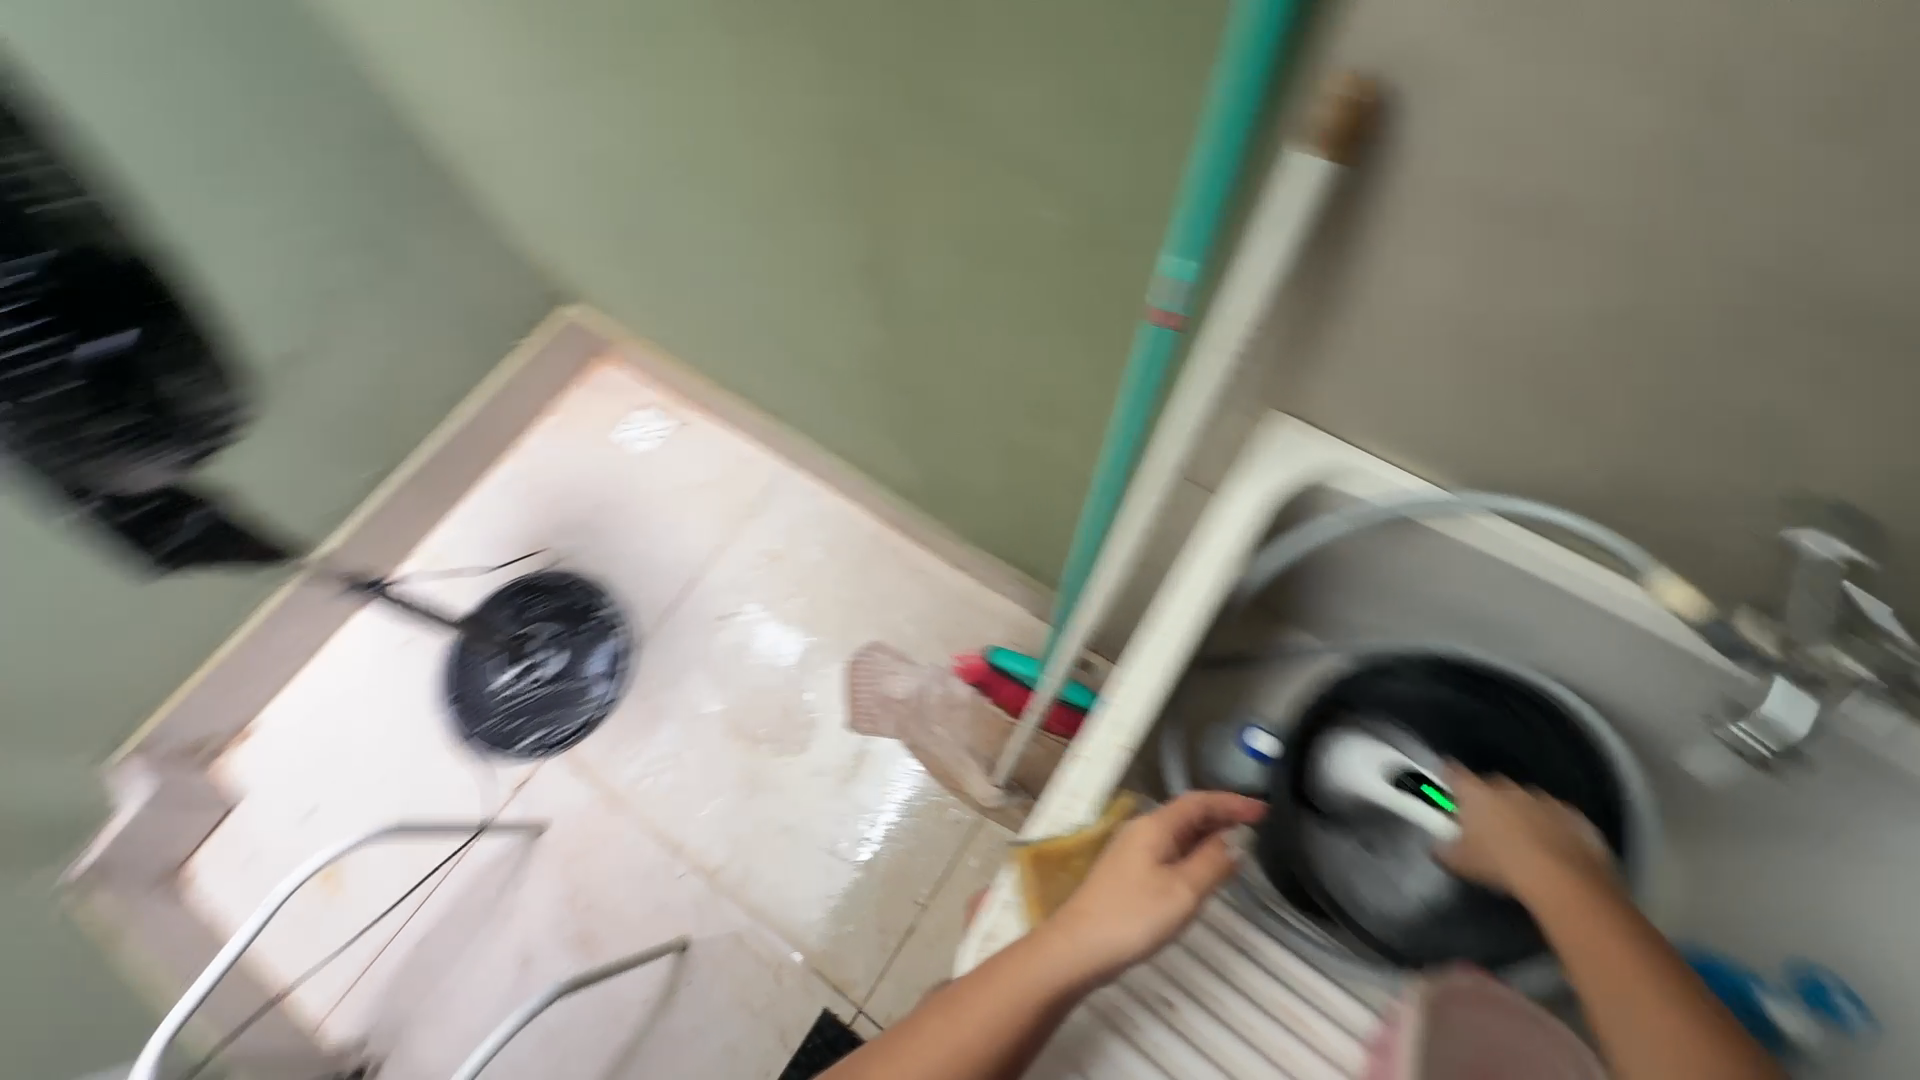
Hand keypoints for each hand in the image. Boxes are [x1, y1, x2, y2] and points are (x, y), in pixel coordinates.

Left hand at [1045, 792, 1265, 983]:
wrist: (1079, 946)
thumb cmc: (1133, 916)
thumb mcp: (1182, 891)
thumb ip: (1212, 863)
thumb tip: (1235, 841)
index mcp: (1154, 826)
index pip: (1198, 801)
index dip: (1231, 802)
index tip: (1264, 810)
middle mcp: (1141, 830)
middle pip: (1187, 813)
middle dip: (1222, 816)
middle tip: (1258, 827)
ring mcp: (1132, 851)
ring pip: (1178, 833)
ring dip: (1208, 835)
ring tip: (1239, 845)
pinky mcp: (1129, 873)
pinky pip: (1169, 851)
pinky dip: (1193, 852)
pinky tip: (1205, 869)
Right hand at [1437, 766, 1614, 897]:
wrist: (1564, 881)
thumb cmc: (1501, 865)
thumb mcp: (1458, 862)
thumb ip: (1443, 847)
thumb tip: (1438, 845)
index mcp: (1476, 793)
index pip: (1453, 772)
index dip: (1446, 778)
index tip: (1445, 787)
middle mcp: (1508, 789)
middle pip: (1491, 786)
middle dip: (1486, 801)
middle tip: (1484, 825)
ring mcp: (1545, 801)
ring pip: (1526, 801)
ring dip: (1521, 814)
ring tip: (1521, 843)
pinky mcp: (1575, 818)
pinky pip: (1556, 818)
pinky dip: (1551, 828)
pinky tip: (1552, 851)